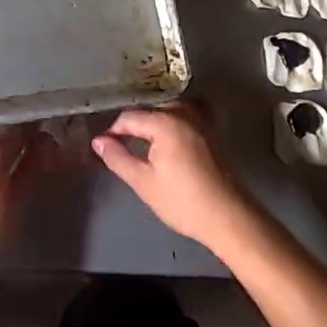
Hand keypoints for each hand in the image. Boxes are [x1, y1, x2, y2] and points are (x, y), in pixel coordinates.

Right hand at [92, 103, 258, 252]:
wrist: (226, 216)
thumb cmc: (181, 200)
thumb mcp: (143, 181)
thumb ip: (118, 157)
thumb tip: (99, 140)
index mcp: (164, 121)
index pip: (129, 117)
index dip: (113, 131)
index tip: (104, 147)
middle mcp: (183, 113)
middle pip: (149, 109)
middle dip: (133, 124)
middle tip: (119, 145)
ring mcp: (200, 121)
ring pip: (167, 110)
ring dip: (152, 121)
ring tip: (140, 142)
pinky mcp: (209, 133)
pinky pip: (183, 117)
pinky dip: (170, 123)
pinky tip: (165, 142)